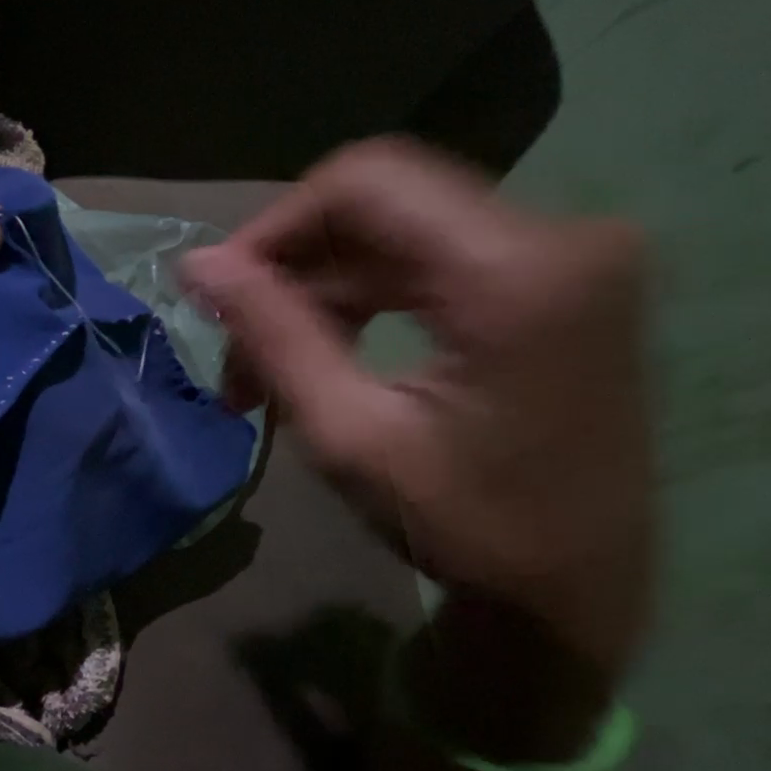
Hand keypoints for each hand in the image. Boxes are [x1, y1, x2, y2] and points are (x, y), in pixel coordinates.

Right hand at [181, 139, 653, 673]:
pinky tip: (319, 362)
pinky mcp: (554, 283)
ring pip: (395, 238)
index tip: (216, 295)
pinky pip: (428, 265)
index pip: (366, 183)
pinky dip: (360, 306)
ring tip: (262, 378)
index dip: (273, 226)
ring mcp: (563, 257)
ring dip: (316, 297)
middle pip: (380, 207)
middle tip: (232, 357)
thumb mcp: (348, 435)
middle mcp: (556, 237)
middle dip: (288, 274)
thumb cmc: (463, 525)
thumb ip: (273, 336)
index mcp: (516, 271)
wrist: (574, 586)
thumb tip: (196, 265)